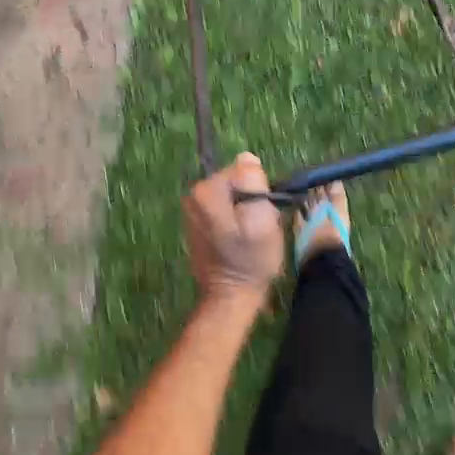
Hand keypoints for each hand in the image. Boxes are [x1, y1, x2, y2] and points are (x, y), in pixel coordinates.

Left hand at [183, 153, 283, 302]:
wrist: (231, 296)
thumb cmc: (251, 260)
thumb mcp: (261, 219)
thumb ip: (252, 181)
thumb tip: (246, 157)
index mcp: (207, 190)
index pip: (244, 171)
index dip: (259, 191)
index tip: (261, 215)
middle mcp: (194, 194)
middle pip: (237, 180)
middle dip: (251, 199)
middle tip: (257, 227)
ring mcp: (193, 209)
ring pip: (232, 194)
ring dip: (244, 210)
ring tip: (248, 235)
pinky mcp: (197, 221)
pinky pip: (224, 207)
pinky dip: (234, 218)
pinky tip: (238, 238)